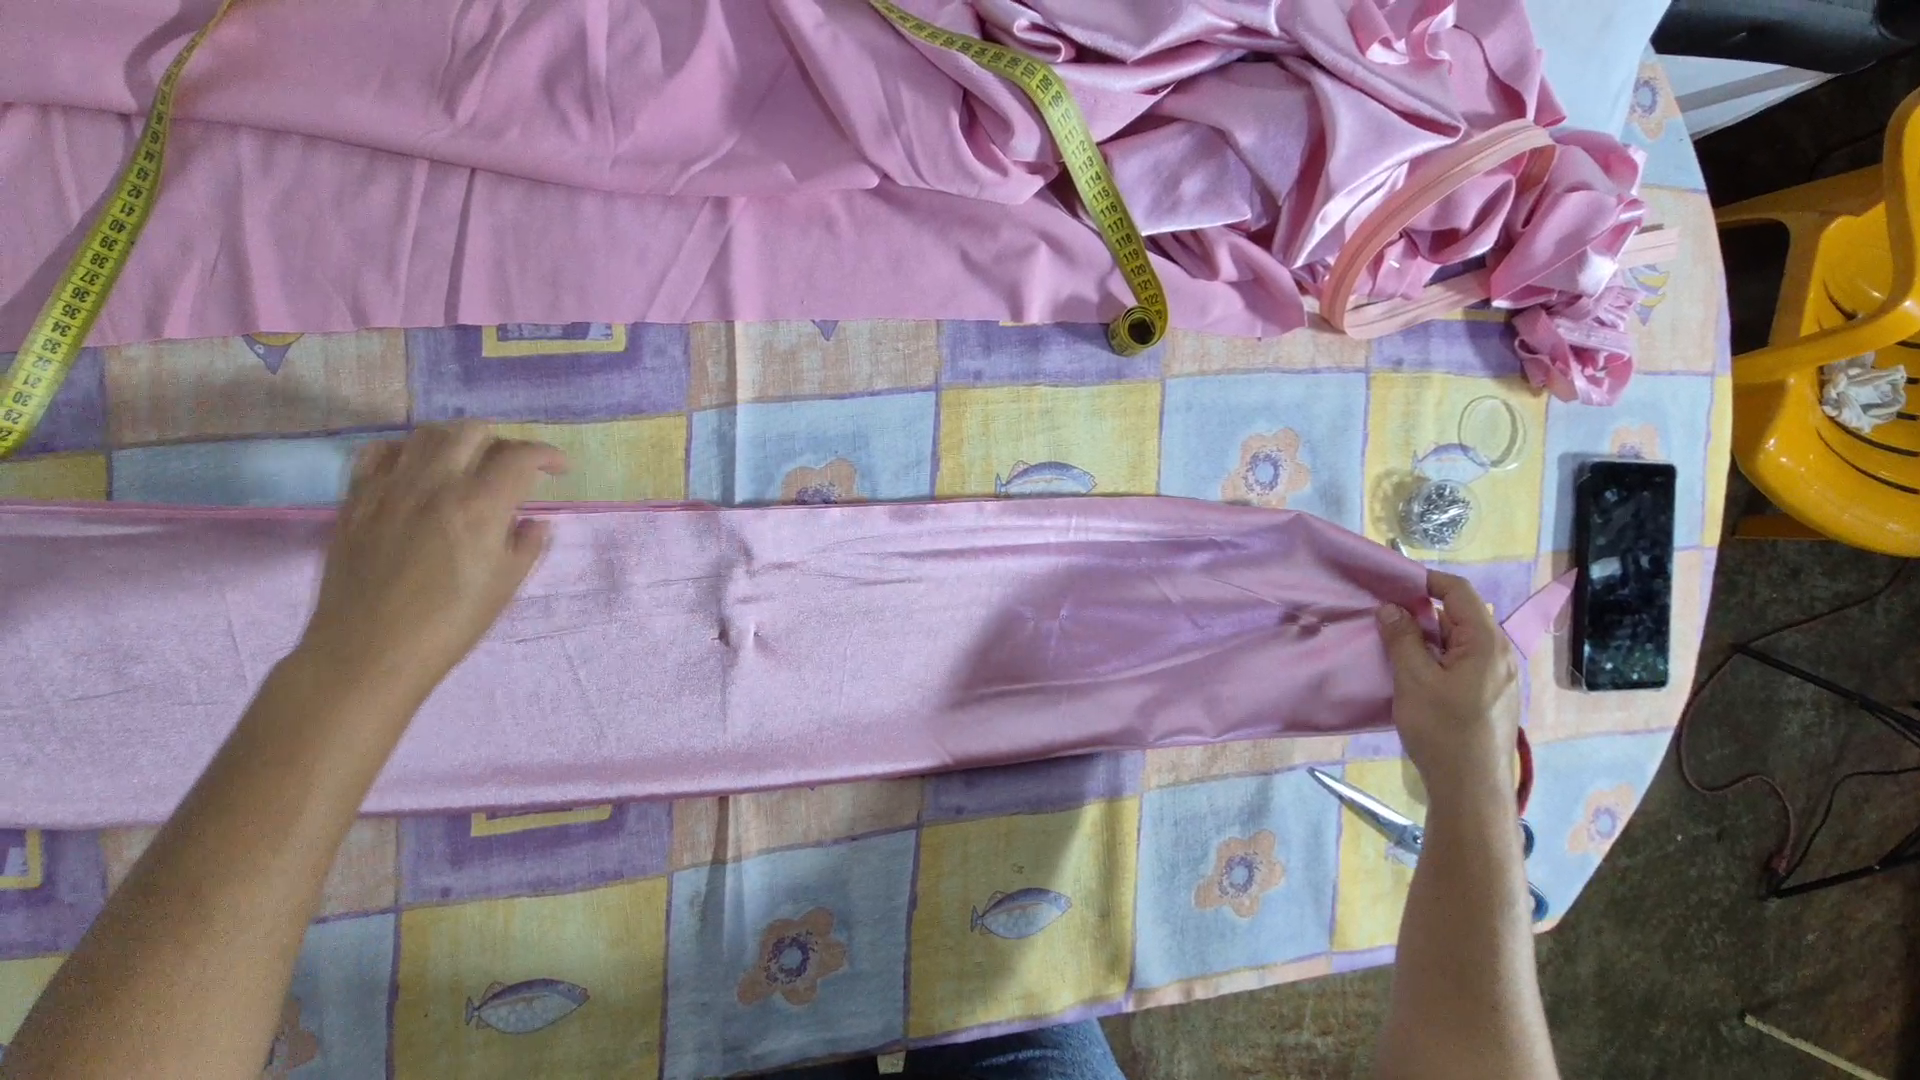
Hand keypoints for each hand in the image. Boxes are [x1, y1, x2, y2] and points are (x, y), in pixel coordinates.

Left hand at [297, 422, 566, 702]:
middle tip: (512, 465)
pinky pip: (379, 452)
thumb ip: (525, 544)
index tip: (559, 468)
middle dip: (503, 441)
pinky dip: (405, 450)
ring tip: (468, 461)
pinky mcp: (356, 499)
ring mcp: (390, 488)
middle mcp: (435, 484)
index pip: (520, 456)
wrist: (370, 652)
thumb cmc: (450, 624)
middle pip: (472, 431)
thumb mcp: (505, 586)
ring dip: (457, 439)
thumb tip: (533, 521)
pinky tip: (415, 468)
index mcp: (480, 507)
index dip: (547, 455)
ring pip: (426, 434)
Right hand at [1375, 571, 1520, 807]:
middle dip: (1422, 610)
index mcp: (1487, 643)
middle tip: (1384, 614)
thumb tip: (1391, 608)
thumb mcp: (1414, 679)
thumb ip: (1402, 639)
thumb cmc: (1443, 730)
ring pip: (1459, 641)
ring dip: (1426, 636)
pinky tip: (1412, 671)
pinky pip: (1462, 662)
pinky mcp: (1489, 697)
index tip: (1392, 583)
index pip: (1460, 592)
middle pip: (1460, 616)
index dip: (1426, 581)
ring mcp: (1497, 678)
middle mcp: (1500, 655)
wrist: (1471, 789)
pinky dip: (1436, 656)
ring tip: (1392, 641)